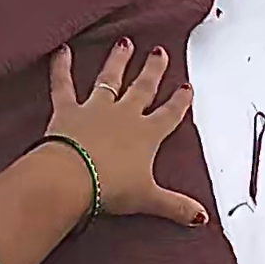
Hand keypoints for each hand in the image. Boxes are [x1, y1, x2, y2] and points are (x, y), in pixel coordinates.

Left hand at [46, 40, 206, 226]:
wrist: (73, 178)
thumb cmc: (111, 187)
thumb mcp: (149, 198)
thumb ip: (176, 206)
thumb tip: (202, 219)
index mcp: (147, 135)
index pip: (169, 114)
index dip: (180, 101)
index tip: (186, 88)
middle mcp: (124, 116)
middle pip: (143, 88)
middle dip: (153, 71)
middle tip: (160, 53)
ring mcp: (95, 109)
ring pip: (110, 79)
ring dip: (118, 62)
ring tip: (125, 44)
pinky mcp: (68, 110)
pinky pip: (64, 84)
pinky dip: (62, 67)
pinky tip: (63, 51)